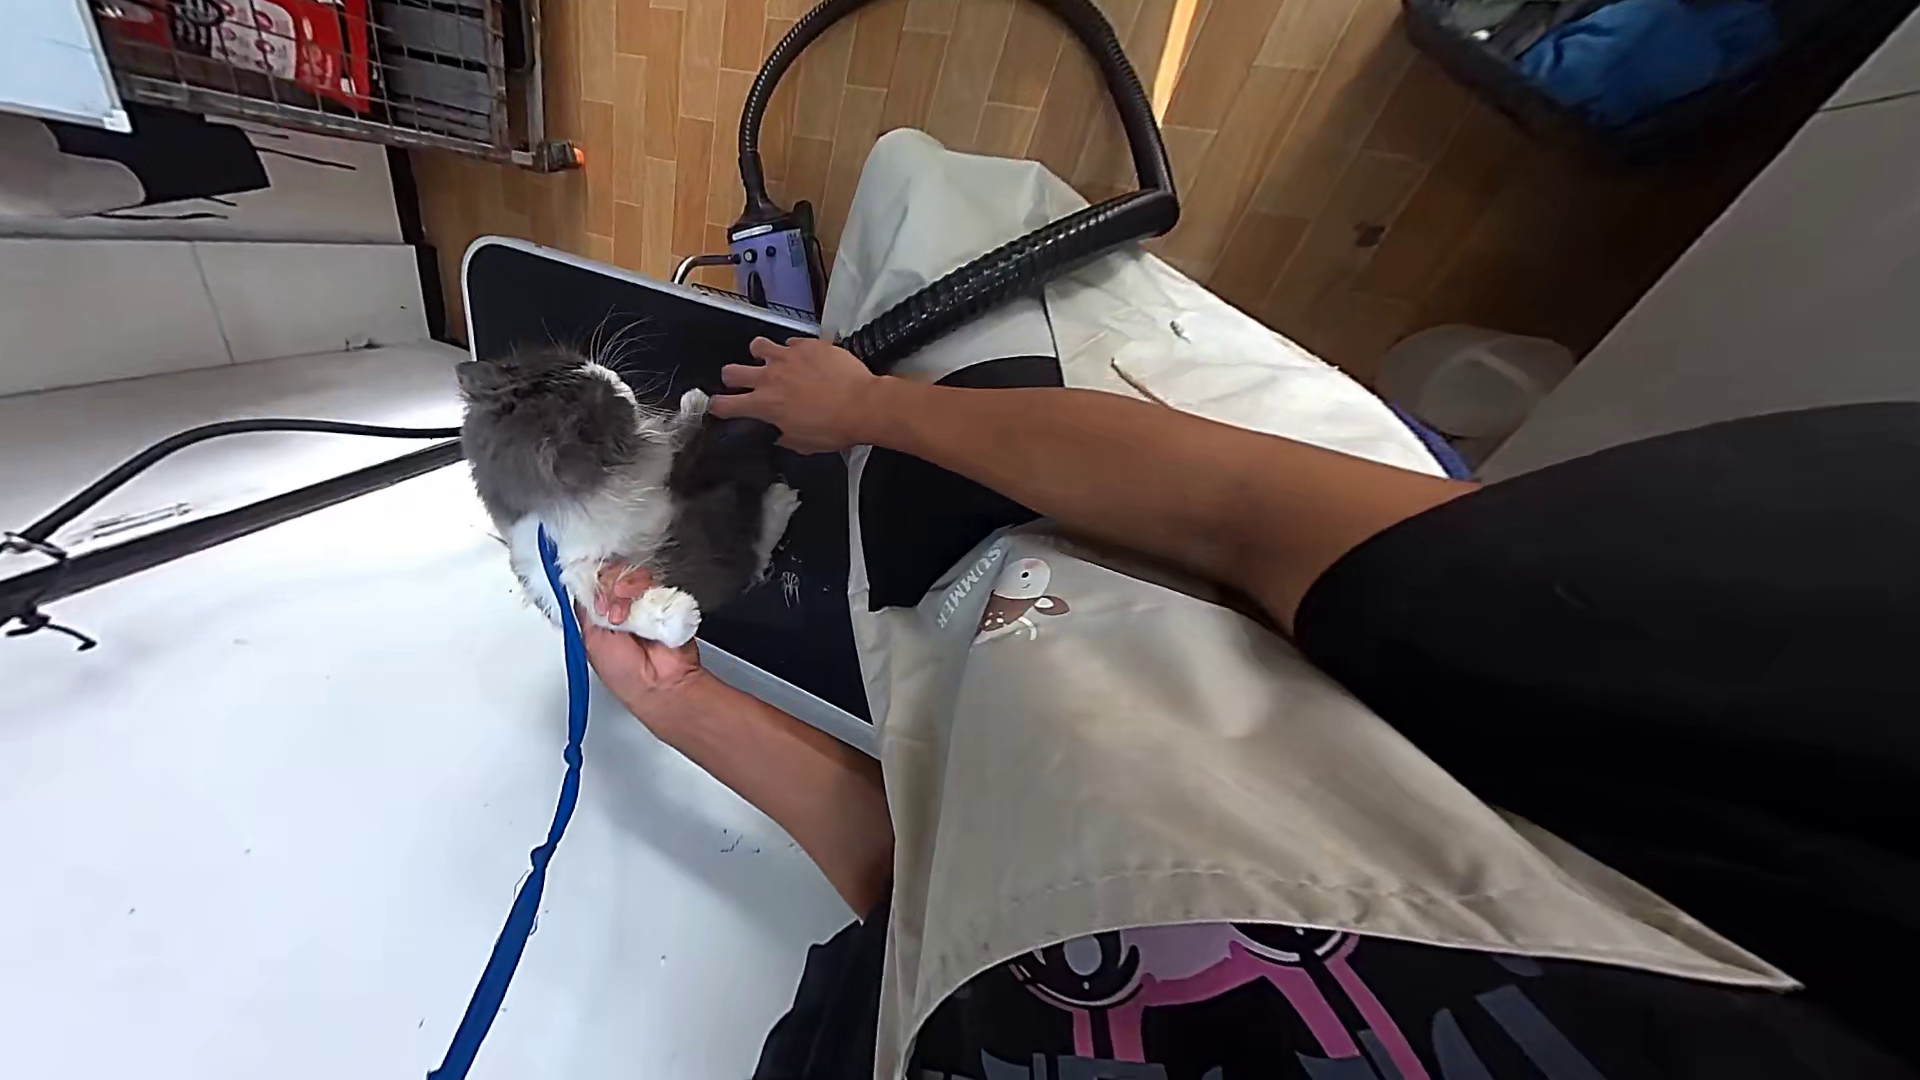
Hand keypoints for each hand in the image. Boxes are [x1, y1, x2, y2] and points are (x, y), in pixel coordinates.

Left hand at [580, 562, 708, 723]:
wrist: (658, 680)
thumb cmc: (623, 671)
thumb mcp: (591, 638)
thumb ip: (587, 608)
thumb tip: (583, 583)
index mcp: (600, 612)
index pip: (593, 581)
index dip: (591, 580)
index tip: (591, 589)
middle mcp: (622, 604)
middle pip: (613, 573)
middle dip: (608, 587)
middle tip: (609, 610)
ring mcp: (645, 601)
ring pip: (635, 576)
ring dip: (628, 591)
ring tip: (626, 615)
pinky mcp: (667, 600)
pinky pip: (658, 583)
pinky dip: (650, 593)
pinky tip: (646, 612)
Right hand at [707, 336, 881, 452]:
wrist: (862, 405)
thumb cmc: (837, 426)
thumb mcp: (805, 443)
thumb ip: (785, 436)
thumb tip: (780, 435)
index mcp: (765, 405)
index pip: (724, 404)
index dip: (719, 407)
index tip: (722, 407)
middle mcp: (770, 377)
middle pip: (731, 370)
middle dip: (733, 377)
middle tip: (743, 382)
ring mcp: (787, 357)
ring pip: (757, 346)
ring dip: (761, 355)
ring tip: (773, 362)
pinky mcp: (807, 344)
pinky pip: (790, 341)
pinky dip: (793, 350)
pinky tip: (804, 358)